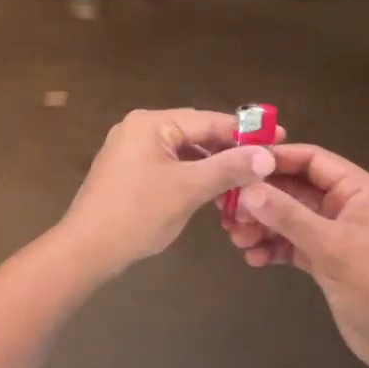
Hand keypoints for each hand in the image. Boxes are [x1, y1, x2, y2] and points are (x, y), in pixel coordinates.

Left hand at [55, 109, 280, 274]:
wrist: (88, 247)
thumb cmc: (138, 212)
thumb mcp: (188, 188)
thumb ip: (228, 168)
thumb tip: (267, 155)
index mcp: (150, 123)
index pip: (207, 120)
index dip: (244, 131)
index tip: (280, 137)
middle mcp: (139, 129)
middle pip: (195, 134)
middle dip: (230, 151)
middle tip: (266, 165)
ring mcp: (131, 150)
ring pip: (184, 153)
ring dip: (213, 167)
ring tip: (247, 184)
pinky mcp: (130, 172)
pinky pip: (170, 166)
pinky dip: (193, 177)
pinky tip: (216, 195)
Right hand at [229, 145, 368, 367]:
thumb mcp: (333, 249)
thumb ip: (289, 216)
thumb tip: (247, 188)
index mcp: (359, 191)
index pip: (311, 159)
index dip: (273, 158)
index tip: (235, 165)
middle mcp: (346, 206)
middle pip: (294, 188)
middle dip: (260, 198)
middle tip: (226, 210)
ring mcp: (336, 234)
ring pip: (288, 217)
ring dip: (261, 225)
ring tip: (237, 239)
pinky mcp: (327, 260)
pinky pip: (291, 243)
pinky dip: (272, 247)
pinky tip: (254, 259)